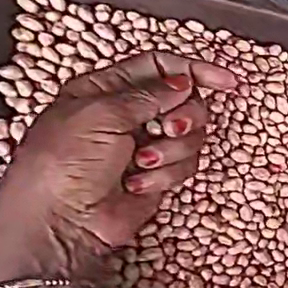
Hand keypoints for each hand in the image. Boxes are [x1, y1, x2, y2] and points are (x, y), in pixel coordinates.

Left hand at [0, 51, 235, 273]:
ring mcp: (147, 145)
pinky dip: (165, 175)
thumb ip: (149, 94)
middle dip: (184, 117)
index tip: (226, 81)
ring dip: (171, 150)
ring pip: (191, 136)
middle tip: (168, 129)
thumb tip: (184, 82)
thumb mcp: (101, 114)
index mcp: (107, 89)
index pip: (161, 67)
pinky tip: (136, 184)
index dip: (195, 71)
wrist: (61, 220)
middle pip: (185, 102)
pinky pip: (186, 165)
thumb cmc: (62, 163)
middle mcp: (130, 115)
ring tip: (142, 163)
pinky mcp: (160, 174)